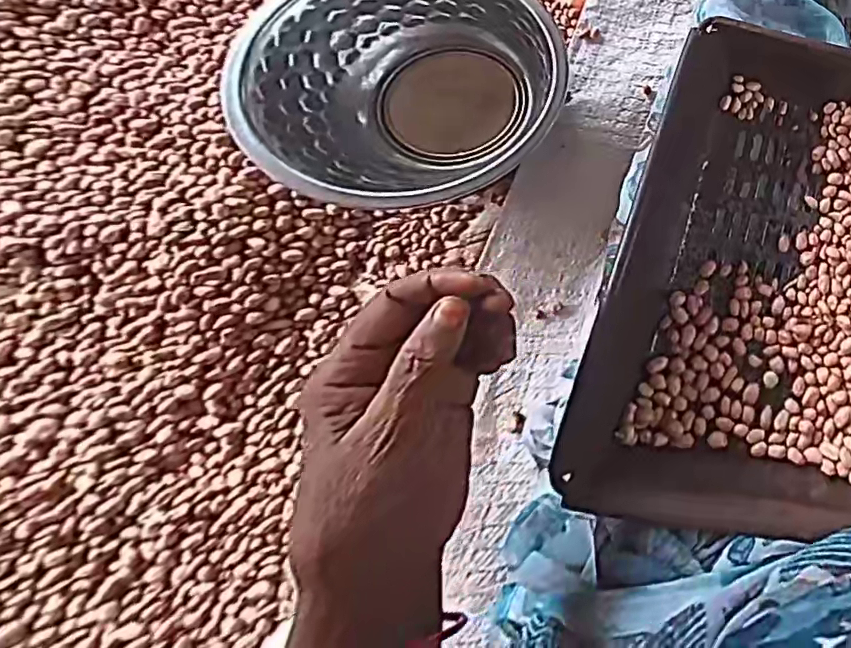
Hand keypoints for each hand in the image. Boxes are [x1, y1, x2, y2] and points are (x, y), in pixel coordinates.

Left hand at [287, 270, 517, 647]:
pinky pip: (476, 351)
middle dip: (468, 298)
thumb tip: (448, 309)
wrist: (384, 566)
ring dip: (486, 320)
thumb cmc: (358, 515)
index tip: (474, 285)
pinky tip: (500, 354)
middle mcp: (384, 367)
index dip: (436, 285)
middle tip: (499, 304)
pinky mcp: (448, 393)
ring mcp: (419, 379)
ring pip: (459, 325)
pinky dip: (494, 344)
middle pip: (431, 307)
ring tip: (503, 334)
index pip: (393, 303)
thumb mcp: (386, 435)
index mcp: (348, 372)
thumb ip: (419, 367)